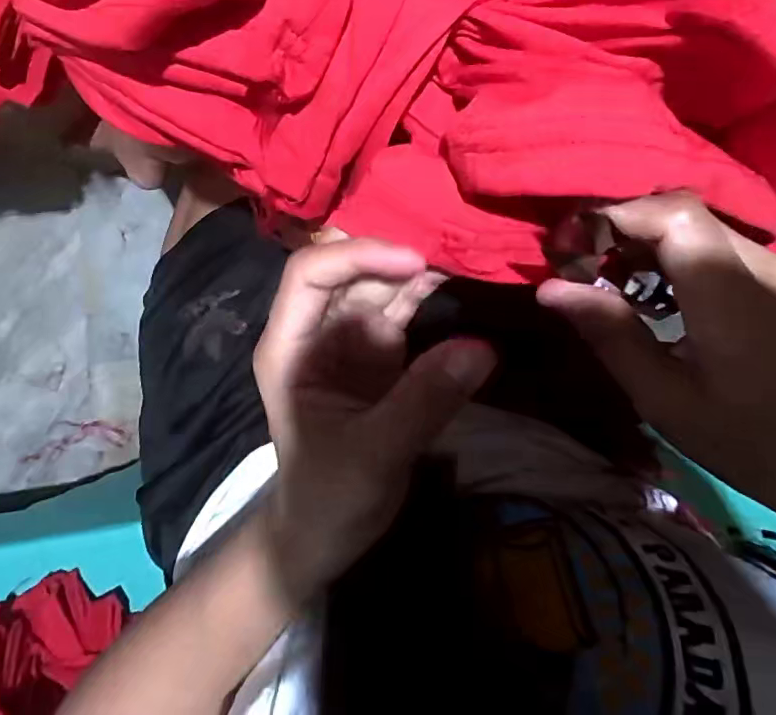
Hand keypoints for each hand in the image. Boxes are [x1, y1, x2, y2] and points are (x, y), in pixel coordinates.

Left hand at [252, 239, 496, 601]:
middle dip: (401, 249)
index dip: (358, 255)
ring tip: (473, 250)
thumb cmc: (328, 498)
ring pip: (385, 280)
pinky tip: (467, 276)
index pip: (311, 273)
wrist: (324, 535)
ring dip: (425, 264)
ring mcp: (353, 335)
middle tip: (458, 239)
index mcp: (292, 345)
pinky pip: (409, 306)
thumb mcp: (373, 456)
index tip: (415, 261)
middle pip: (355, 268)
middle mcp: (320, 328)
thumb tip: (482, 346)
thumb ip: (423, 401)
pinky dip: (437, 291)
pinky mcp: (383, 349)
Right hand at [537, 192, 775, 544]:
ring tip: (608, 277)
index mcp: (740, 302)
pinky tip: (651, 287)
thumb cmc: (743, 443)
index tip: (568, 246)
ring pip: (695, 220)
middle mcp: (767, 267)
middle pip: (681, 210)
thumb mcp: (664, 401)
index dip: (614, 216)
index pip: (675, 217)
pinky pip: (713, 239)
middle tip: (578, 263)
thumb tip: (549, 287)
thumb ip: (610, 334)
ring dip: (641, 237)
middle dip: (620, 225)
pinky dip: (670, 250)